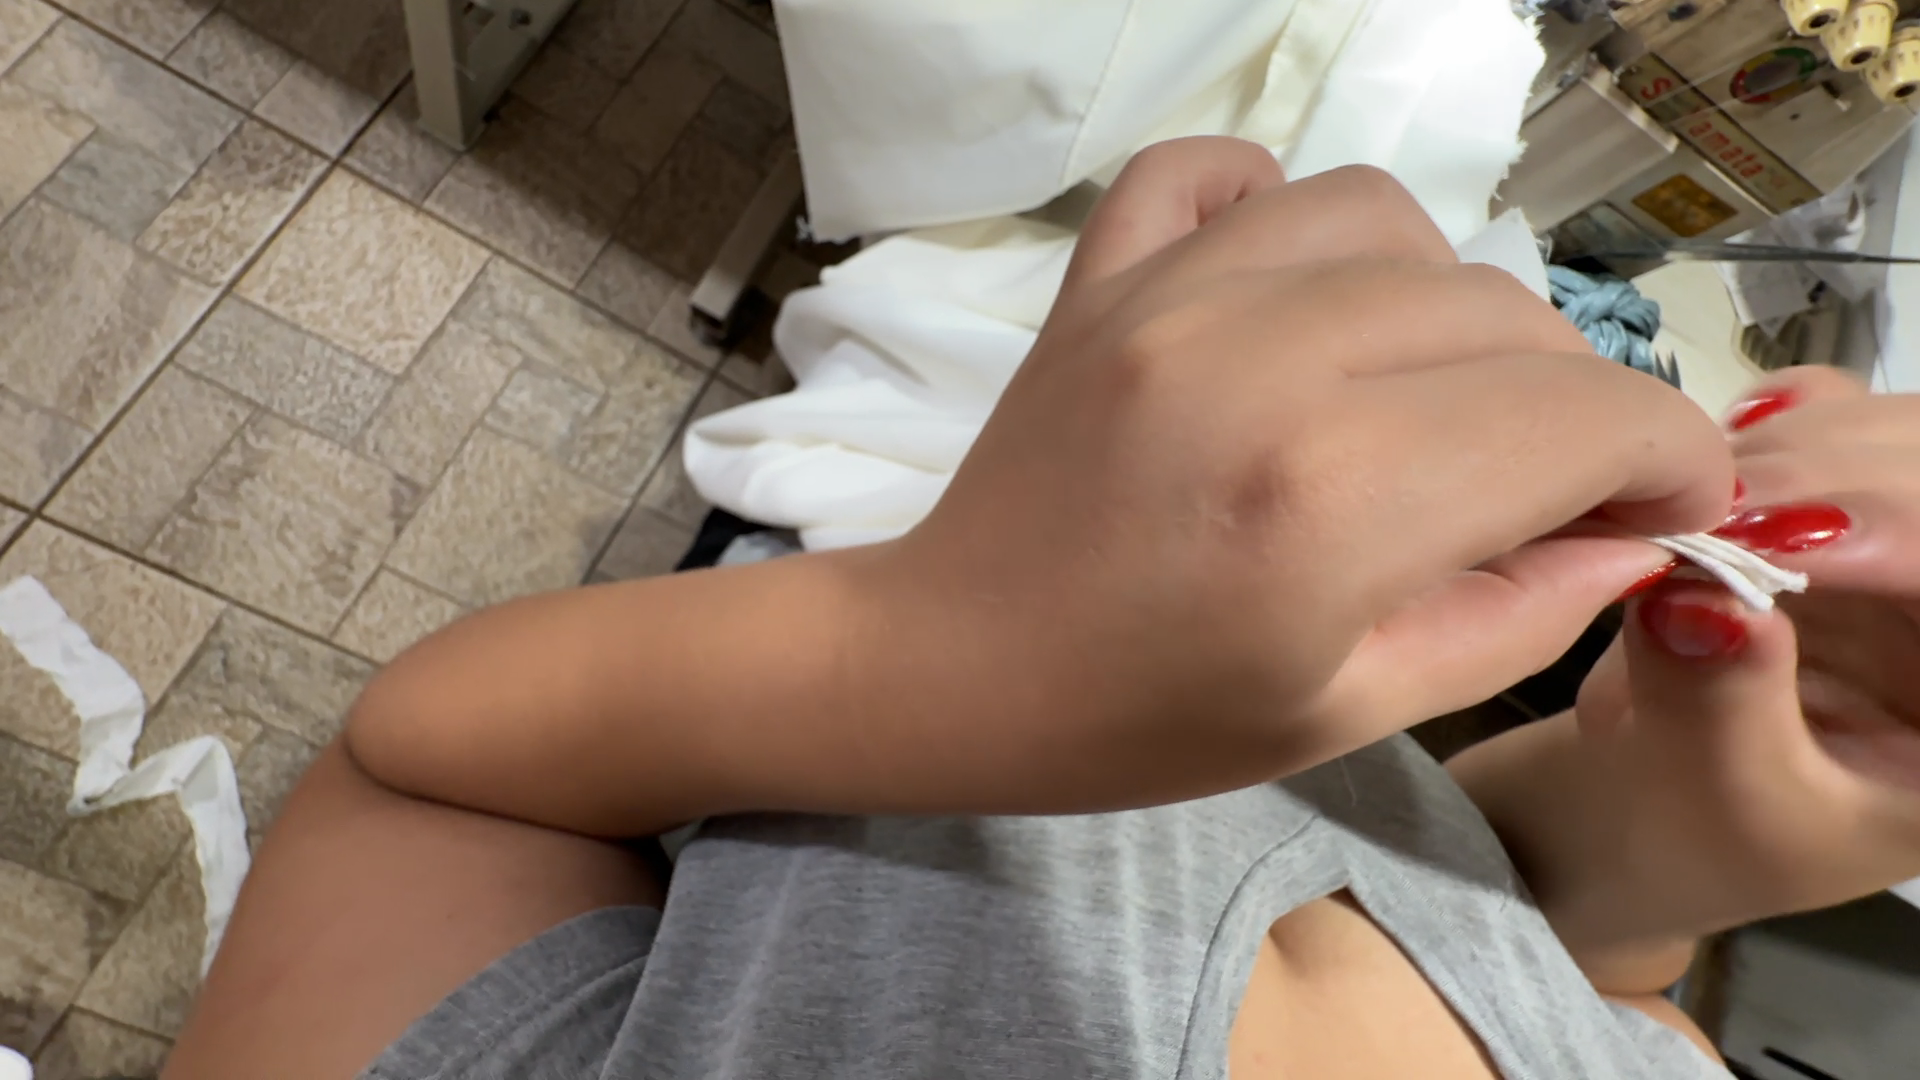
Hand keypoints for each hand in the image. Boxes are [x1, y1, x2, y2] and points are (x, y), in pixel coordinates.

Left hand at [342, 137, 1732, 839]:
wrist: (952, 663)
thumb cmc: (1129, 722)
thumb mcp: (1343, 712)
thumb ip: (1513, 617)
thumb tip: (1622, 529)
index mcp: (1337, 499)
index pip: (1593, 415)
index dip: (1661, 464)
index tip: (1644, 508)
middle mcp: (1263, 362)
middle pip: (1501, 316)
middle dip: (1552, 405)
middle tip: (1505, 481)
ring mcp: (1162, 302)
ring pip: (1385, 224)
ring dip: (1431, 306)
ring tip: (1392, 389)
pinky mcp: (1091, 287)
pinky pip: (1208, 174)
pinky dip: (1268, 209)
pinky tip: (1274, 287)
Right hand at [1514, 369, 1919, 981]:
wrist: (1659, 802)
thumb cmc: (1708, 830)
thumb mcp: (1725, 796)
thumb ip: (1720, 706)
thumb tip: (1687, 593)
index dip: (1897, 532)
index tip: (1750, 538)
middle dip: (1821, 480)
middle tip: (1688, 515)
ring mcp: (1901, 555)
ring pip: (1892, 432)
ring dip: (1781, 449)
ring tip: (1677, 507)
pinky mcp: (1821, 520)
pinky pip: (1828, 419)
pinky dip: (1773, 417)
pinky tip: (1712, 459)